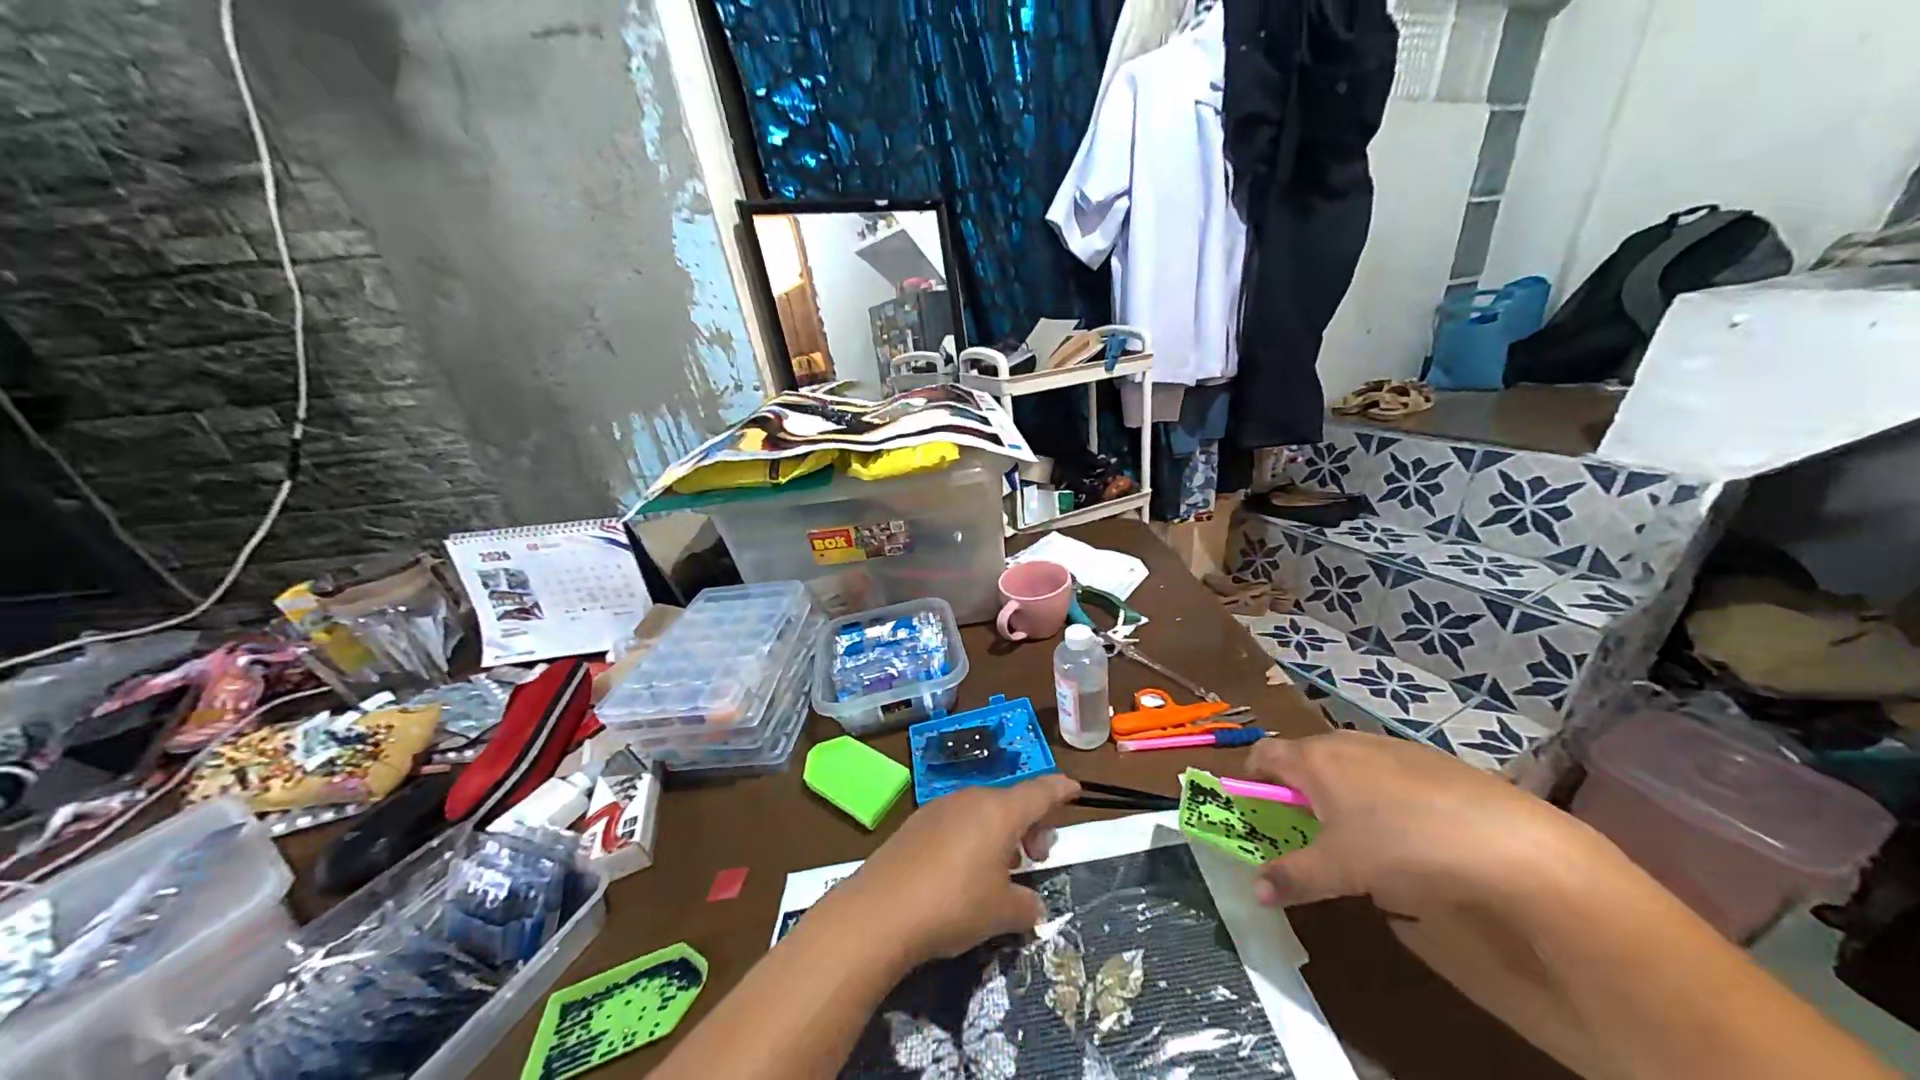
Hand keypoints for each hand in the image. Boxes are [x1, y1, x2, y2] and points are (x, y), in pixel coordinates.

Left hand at [811, 775, 1081, 969]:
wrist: (880, 911)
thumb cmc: (954, 904)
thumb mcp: (1002, 913)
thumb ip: (1027, 905)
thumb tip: (1034, 906)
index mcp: (999, 811)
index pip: (1039, 791)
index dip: (1060, 790)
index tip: (1074, 788)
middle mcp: (970, 799)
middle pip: (1011, 801)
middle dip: (1030, 824)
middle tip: (1037, 857)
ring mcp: (939, 808)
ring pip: (982, 810)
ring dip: (1000, 831)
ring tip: (1002, 867)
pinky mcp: (915, 824)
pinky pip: (957, 821)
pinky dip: (973, 836)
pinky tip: (965, 870)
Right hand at [1244, 732, 1622, 919]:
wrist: (1511, 843)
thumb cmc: (1402, 847)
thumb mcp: (1340, 871)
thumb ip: (1293, 877)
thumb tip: (1256, 890)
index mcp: (1314, 759)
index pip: (1263, 754)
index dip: (1251, 778)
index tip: (1256, 809)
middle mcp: (1346, 742)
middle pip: (1304, 758)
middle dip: (1297, 792)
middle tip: (1308, 832)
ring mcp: (1391, 747)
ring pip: (1347, 765)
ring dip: (1339, 794)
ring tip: (1360, 838)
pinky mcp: (1431, 760)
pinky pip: (1386, 772)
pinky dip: (1380, 796)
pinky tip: (1409, 834)